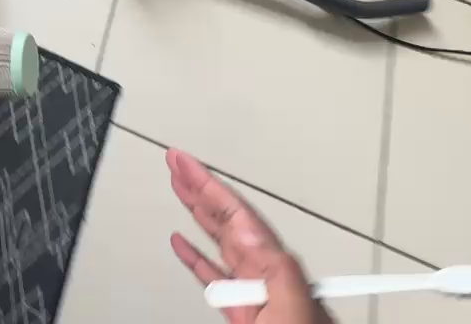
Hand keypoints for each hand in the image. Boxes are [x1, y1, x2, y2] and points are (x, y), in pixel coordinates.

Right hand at [166, 150, 332, 323]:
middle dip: (201, 190)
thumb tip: (254, 236)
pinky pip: (216, 278)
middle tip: (175, 162)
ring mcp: (256, 300)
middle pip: (229, 223)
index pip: (238, 217)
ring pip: (222, 245)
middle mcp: (267, 281)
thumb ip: (280, 278)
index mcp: (277, 275)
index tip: (184, 162)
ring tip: (177, 189)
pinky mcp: (244, 320)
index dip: (210, 185)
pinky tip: (180, 243)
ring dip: (198, 215)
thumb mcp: (295, 318)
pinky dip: (196, 257)